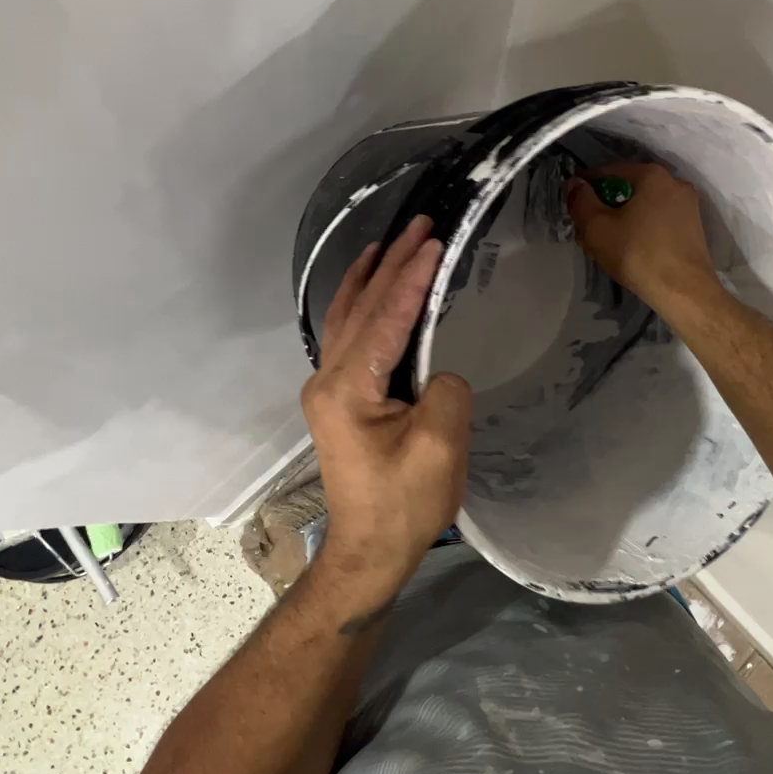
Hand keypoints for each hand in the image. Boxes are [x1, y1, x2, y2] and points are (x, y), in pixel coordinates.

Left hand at [300, 216, 472, 607]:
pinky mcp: (337, 397)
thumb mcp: (439, 449)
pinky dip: (363, 303)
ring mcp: (327, 388)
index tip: (435, 240)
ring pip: (347, 316)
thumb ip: (445, 392)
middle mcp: (328, 379)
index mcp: (348, 389)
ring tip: (390, 242)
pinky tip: (372, 288)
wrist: (368, 549)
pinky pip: (348, 335)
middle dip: (391, 264)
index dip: (412, 277)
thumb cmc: (404, 505)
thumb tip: (438, 370)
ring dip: (371, 277)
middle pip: (361, 308)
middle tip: (420, 224)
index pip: (385, 318)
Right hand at [565, 161, 720, 312]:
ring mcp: (688, 206)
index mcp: (653, 175)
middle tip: (587, 222)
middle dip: (606, 201)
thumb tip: (574, 183)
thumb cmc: (637, 254)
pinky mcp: (694, 227)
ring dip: (624, 215)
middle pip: (630, 186)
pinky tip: (631, 245)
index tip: (572, 198)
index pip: (610, 169)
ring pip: (645, 204)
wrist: (684, 291)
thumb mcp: (597, 227)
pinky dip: (642, 225)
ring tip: (607, 237)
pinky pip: (659, 218)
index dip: (587, 182)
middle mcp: (675, 183)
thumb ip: (580, 200)